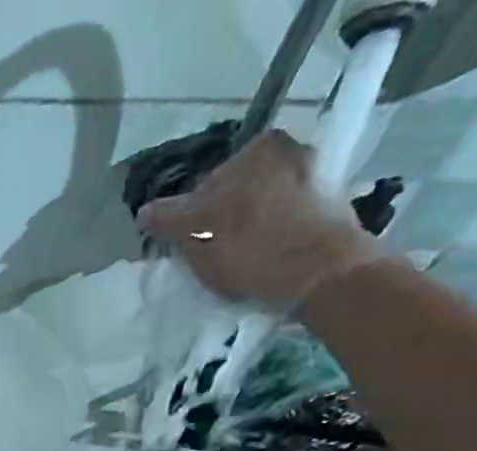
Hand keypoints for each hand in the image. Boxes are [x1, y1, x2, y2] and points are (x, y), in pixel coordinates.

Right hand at [135, 130, 384, 310]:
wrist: (324, 275)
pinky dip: (273, 237)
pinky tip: (266, 261)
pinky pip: (286, 220)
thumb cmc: (253, 249)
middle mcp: (293, 151)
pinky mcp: (331, 207)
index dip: (193, 216)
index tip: (192, 242)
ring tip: (241, 262)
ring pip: (261, 207)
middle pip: (236, 193)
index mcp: (258, 147)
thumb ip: (166, 219)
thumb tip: (145, 212)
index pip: (207, 184)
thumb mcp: (194, 234)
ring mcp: (316, 179)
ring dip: (247, 230)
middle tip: (214, 254)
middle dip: (223, 218)